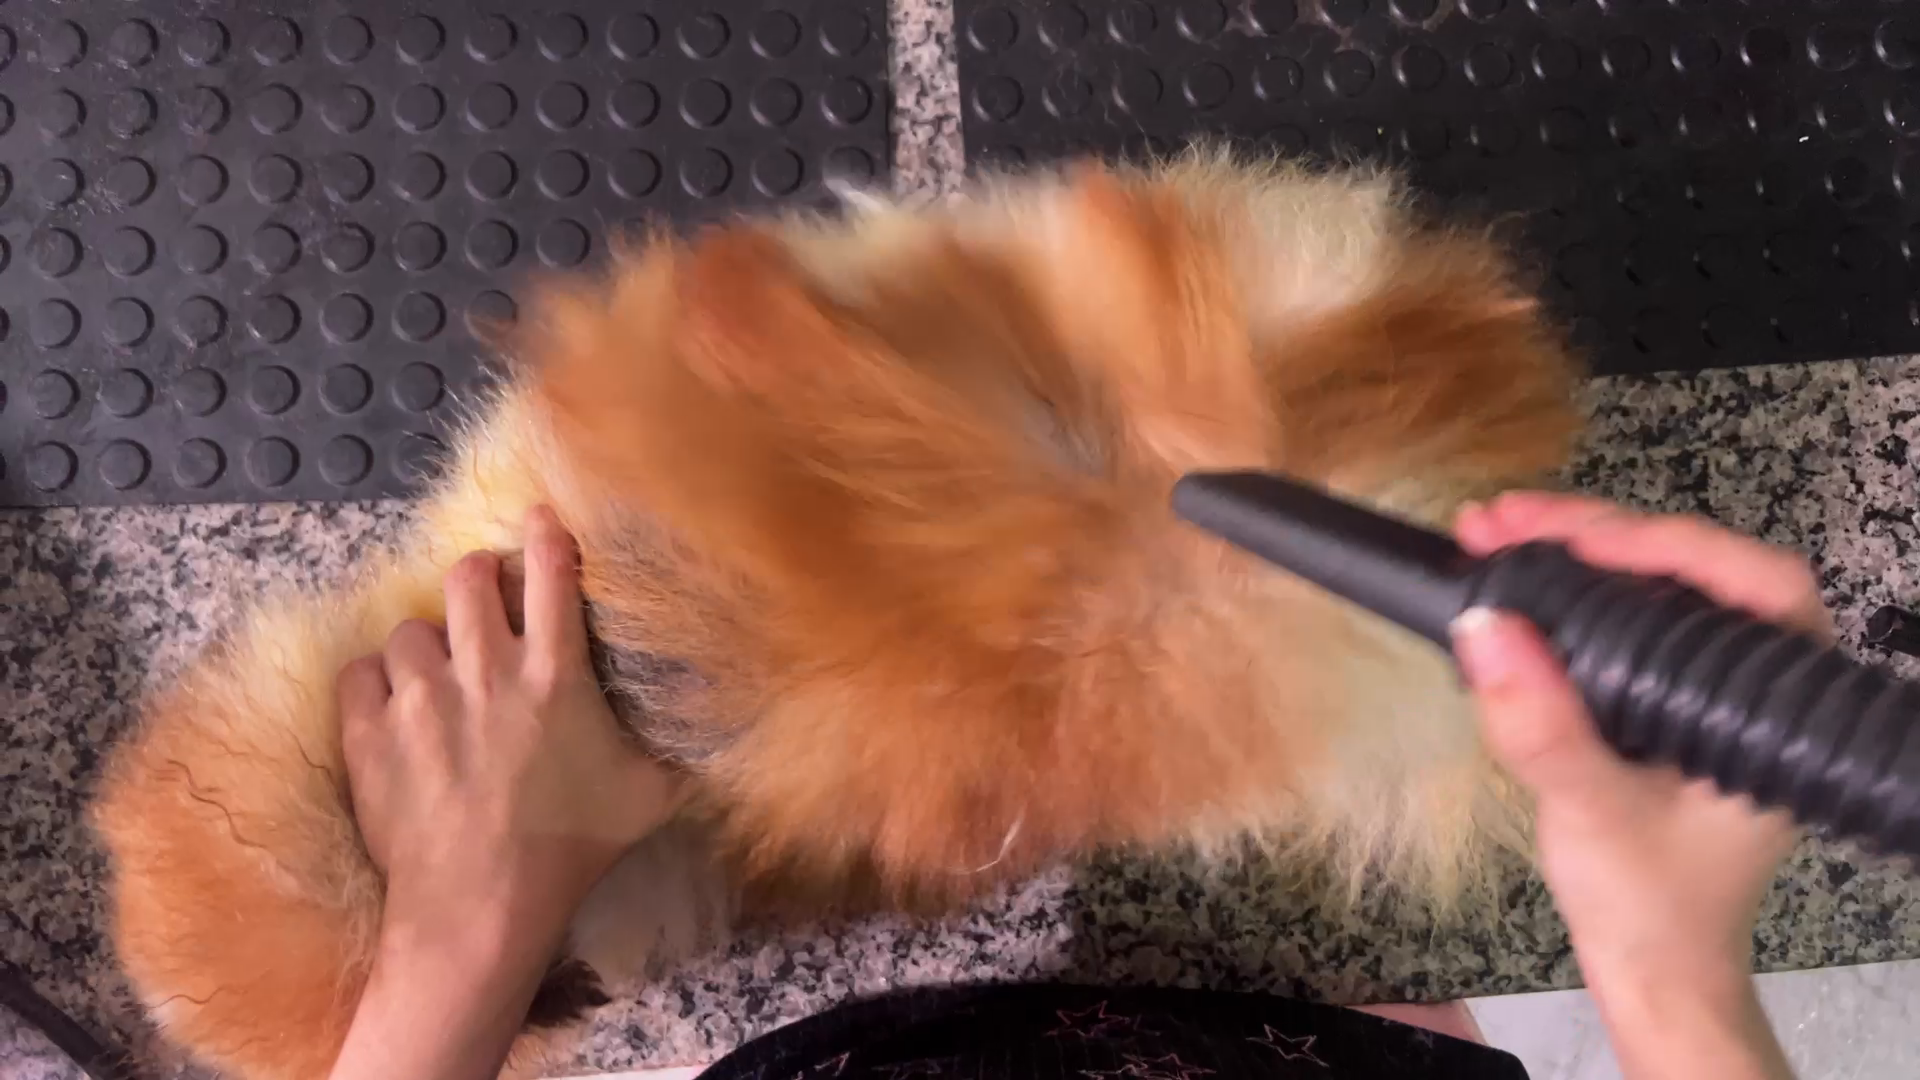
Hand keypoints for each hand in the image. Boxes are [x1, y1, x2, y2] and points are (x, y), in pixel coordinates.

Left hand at [338, 505, 682, 964]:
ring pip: (410, 627)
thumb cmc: (575, 840)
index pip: (551, 575)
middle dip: (481, 574)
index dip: (548, 535)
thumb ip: (687, 748)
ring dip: (432, 639)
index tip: (542, 518)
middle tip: (491, 596)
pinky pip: (361, 672)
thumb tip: (728, 725)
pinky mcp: (368, 734)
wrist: (481, 906)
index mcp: (556, 673)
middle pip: (468, 577)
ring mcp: (420, 699)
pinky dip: (379, 679)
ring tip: (443, 668)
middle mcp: (485, 669)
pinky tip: (398, 702)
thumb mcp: (654, 791)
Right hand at [1453, 492, 1816, 1079]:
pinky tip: (1497, 575)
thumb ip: (1543, 726)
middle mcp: (1736, 679)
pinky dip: (1543, 586)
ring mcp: (1683, 683)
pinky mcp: (1633, 689)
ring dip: (1556, 550)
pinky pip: (1595, 616)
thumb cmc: (1644, 892)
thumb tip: (1481, 625)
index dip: (1666, 544)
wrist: (1640, 947)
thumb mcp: (1589, 808)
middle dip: (1587, 531)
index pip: (1754, 586)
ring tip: (1481, 532)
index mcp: (1771, 705)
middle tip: (1496, 519)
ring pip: (1632, 586)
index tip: (1573, 538)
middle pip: (1681, 570)